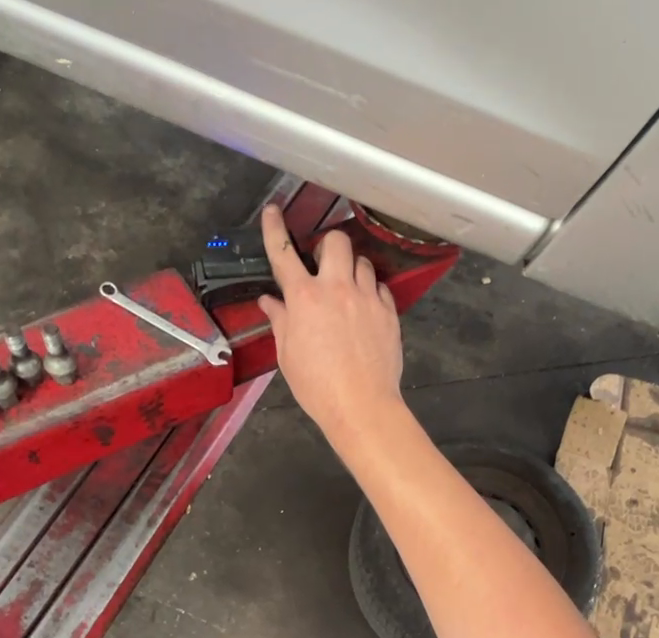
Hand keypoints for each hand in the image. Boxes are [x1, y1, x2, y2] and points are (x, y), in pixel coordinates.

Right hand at [257, 203, 405, 439]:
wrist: (361, 406)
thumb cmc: (317, 387)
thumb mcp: (287, 355)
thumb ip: (280, 321)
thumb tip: (270, 302)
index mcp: (304, 298)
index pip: (283, 252)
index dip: (274, 228)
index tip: (272, 211)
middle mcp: (337, 288)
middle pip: (336, 241)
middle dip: (327, 245)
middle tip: (322, 264)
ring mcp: (367, 298)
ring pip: (363, 261)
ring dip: (351, 268)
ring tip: (346, 288)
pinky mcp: (389, 312)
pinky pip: (380, 287)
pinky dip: (371, 291)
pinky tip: (365, 309)